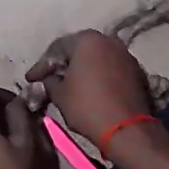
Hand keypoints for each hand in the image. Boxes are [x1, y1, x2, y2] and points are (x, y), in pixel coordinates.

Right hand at [25, 31, 153, 145]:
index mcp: (88, 40)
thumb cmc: (87, 106)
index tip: (31, 79)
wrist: (126, 128)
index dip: (41, 65)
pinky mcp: (137, 72)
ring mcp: (126, 55)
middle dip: (64, 65)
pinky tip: (90, 91)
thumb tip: (49, 80)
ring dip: (83, 71)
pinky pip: (111, 70)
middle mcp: (109, 41)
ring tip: (69, 86)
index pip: (58, 48)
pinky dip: (99, 78)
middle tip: (49, 79)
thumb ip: (50, 82)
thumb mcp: (59, 94)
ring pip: (97, 60)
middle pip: (80, 50)